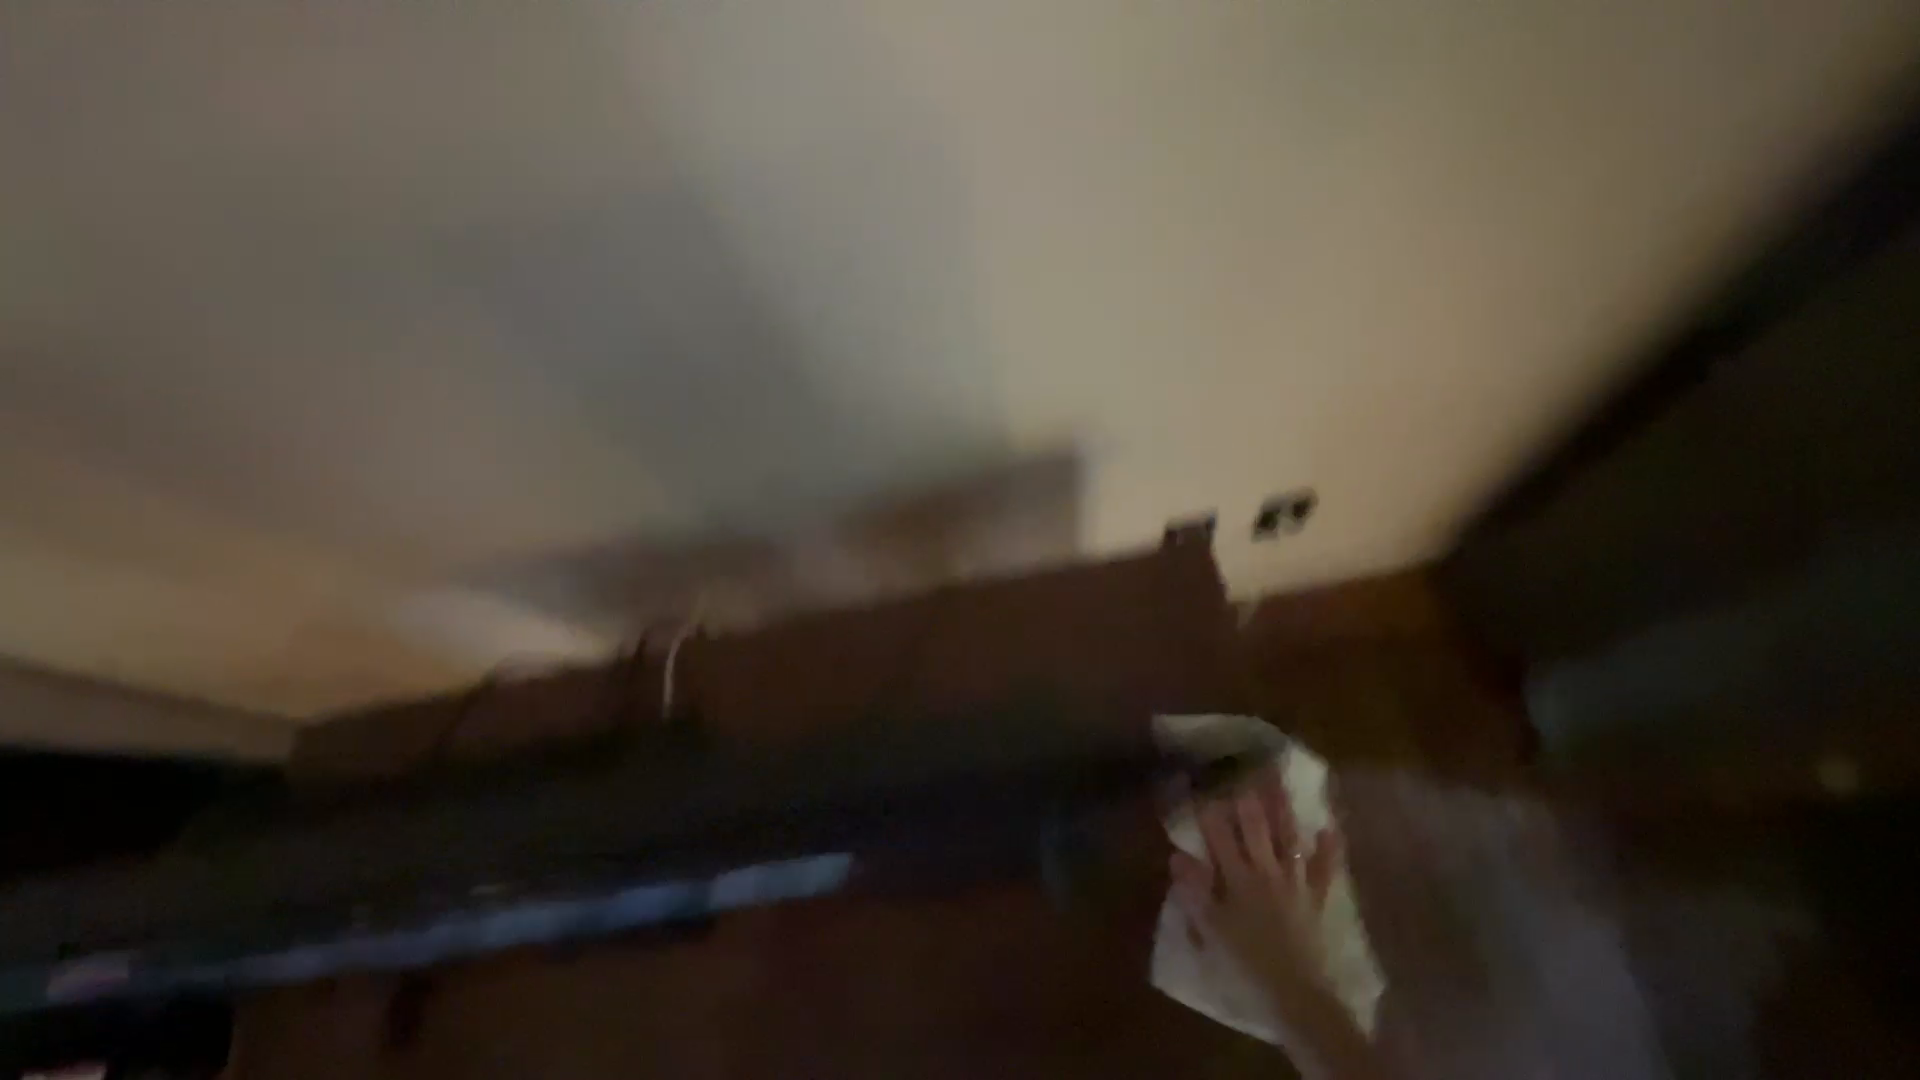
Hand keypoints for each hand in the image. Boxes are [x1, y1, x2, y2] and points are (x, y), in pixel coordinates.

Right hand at [1171, 766, 1344, 1001]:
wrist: (1299, 996)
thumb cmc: (1248, 964)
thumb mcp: (1212, 931)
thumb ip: (1194, 892)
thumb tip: (1177, 855)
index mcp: (1237, 879)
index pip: (1218, 836)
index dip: (1208, 809)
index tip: (1198, 784)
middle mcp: (1266, 872)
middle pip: (1256, 828)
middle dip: (1247, 797)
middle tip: (1242, 766)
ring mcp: (1296, 883)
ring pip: (1289, 838)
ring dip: (1283, 809)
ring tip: (1279, 780)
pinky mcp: (1319, 899)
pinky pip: (1326, 870)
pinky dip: (1329, 848)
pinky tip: (1329, 827)